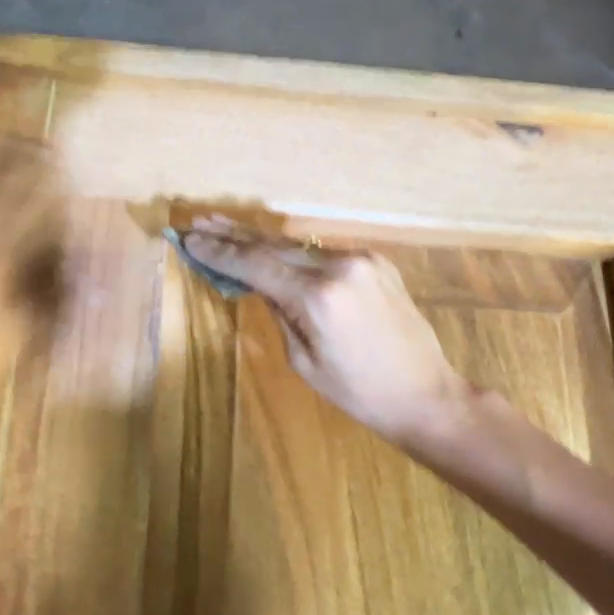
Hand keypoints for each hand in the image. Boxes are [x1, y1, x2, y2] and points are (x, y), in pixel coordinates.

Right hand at [182, 219, 471, 446]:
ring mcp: (361, 259)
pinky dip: (291, 250)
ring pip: (297, 244)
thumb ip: (279, 311)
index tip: (189, 239)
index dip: (219, 253)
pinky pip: (321, 252)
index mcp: (318, 297)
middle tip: (198, 222)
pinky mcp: (375, 261)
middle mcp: (340, 266)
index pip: (256, 265)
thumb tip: (258, 283)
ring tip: (223, 225)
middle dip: (232, 235)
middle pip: (273, 245)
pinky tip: (267, 246)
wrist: (424, 392)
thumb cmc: (357, 391)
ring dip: (259, 238)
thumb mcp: (303, 360)